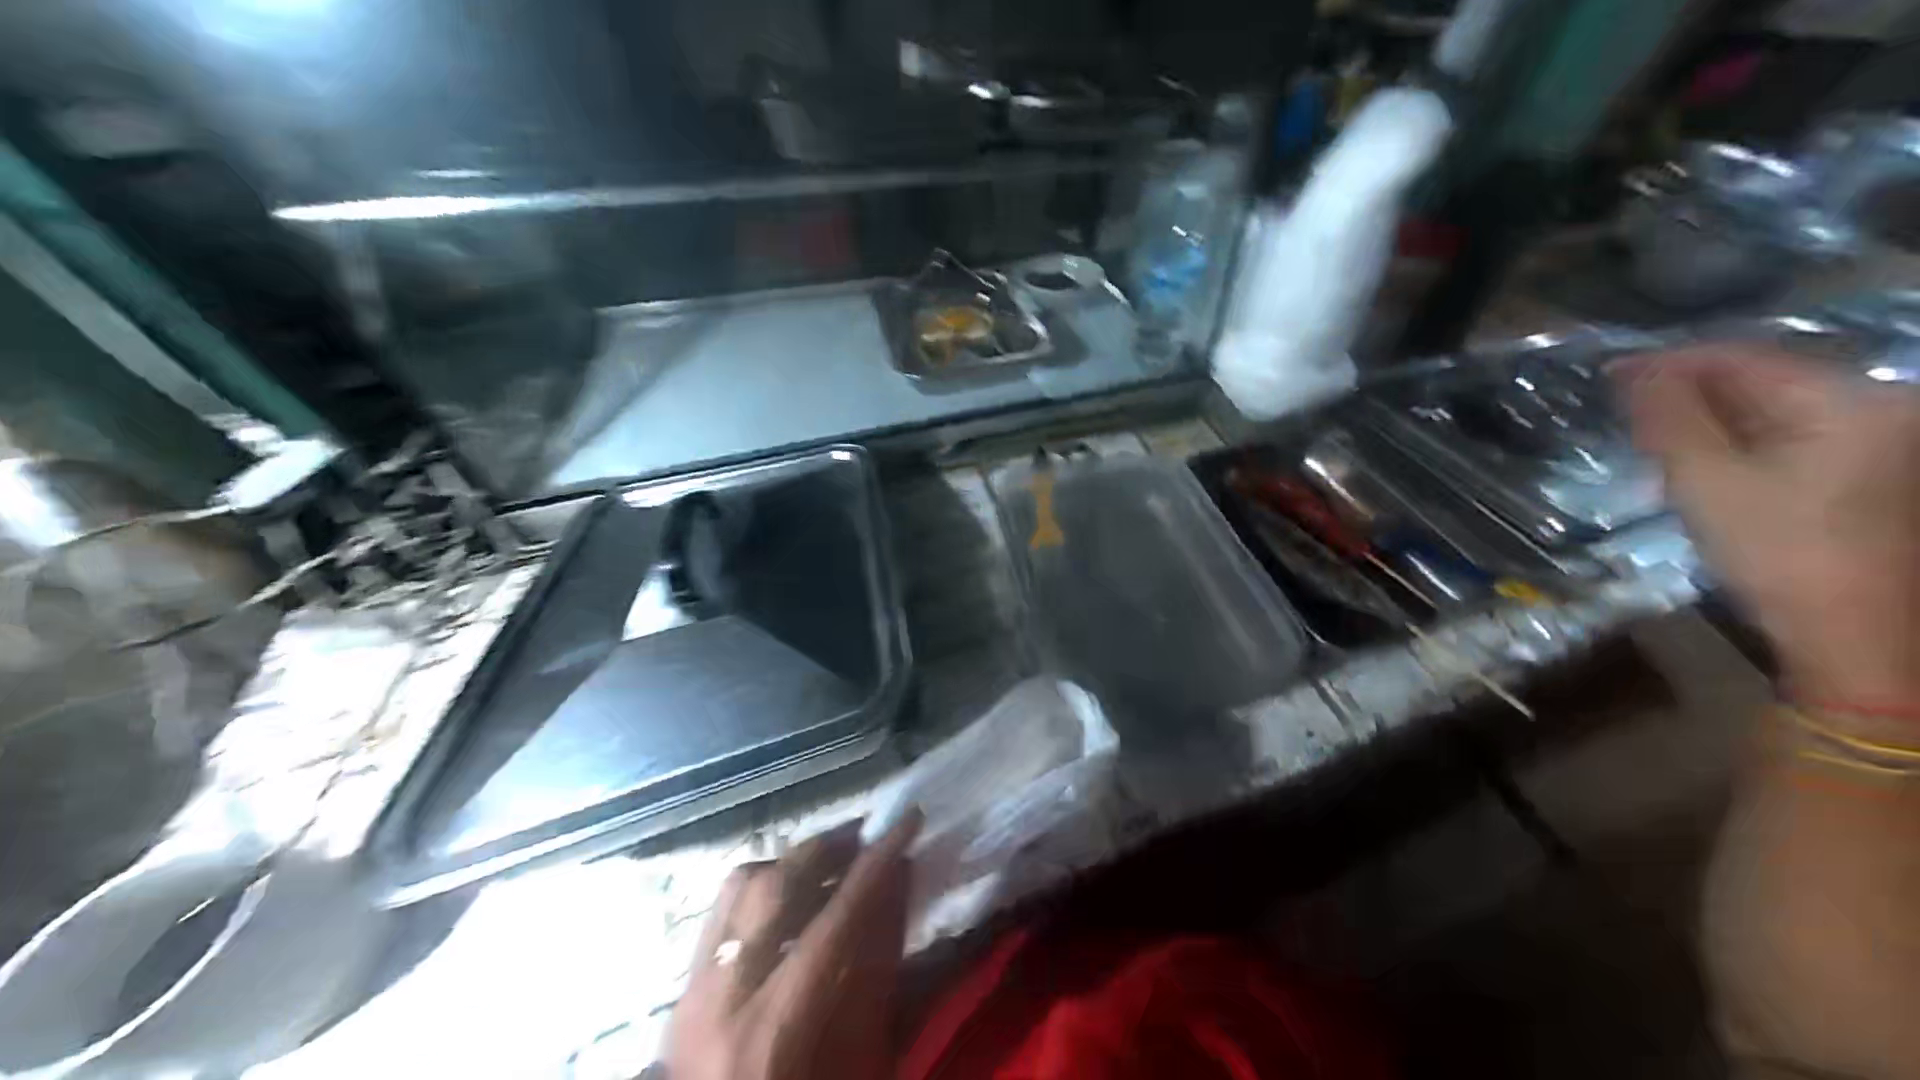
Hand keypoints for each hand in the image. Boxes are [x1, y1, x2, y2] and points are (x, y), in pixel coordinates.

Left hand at [663, 811, 920, 1079]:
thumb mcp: (863, 1059)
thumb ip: (880, 969)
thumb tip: (898, 882)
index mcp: (773, 1031)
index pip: (833, 923)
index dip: (875, 866)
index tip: (907, 820)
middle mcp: (722, 999)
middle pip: (773, 888)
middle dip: (827, 848)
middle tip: (867, 834)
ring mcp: (692, 991)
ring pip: (739, 886)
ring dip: (792, 861)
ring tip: (832, 861)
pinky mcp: (681, 989)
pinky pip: (722, 909)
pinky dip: (763, 885)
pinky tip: (792, 893)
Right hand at [1624, 347, 1919, 705]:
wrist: (1859, 633)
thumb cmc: (1779, 552)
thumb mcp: (1707, 482)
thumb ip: (1670, 419)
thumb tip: (1635, 371)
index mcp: (1851, 400)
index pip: (1743, 359)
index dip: (1669, 363)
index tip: (1608, 375)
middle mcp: (1885, 404)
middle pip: (1766, 379)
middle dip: (1690, 392)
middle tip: (1627, 412)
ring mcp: (1890, 438)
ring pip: (1778, 407)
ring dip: (1713, 417)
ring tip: (1657, 438)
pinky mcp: (1880, 468)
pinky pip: (1798, 432)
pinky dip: (1744, 438)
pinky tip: (1707, 460)